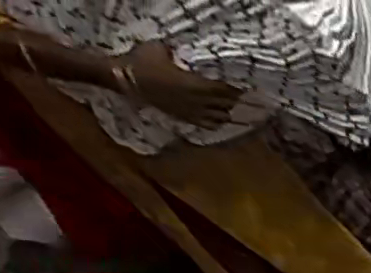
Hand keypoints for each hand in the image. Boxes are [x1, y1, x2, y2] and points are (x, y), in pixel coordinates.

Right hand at [117, 42, 240, 125]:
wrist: (129, 79)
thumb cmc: (144, 61)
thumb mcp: (161, 48)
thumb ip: (177, 51)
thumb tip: (185, 49)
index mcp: (195, 84)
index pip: (223, 90)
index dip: (234, 89)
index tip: (242, 87)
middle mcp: (198, 101)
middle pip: (226, 104)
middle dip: (233, 101)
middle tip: (238, 96)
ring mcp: (194, 112)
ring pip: (221, 118)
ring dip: (226, 112)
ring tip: (227, 106)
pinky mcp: (187, 119)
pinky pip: (209, 126)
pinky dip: (217, 122)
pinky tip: (217, 118)